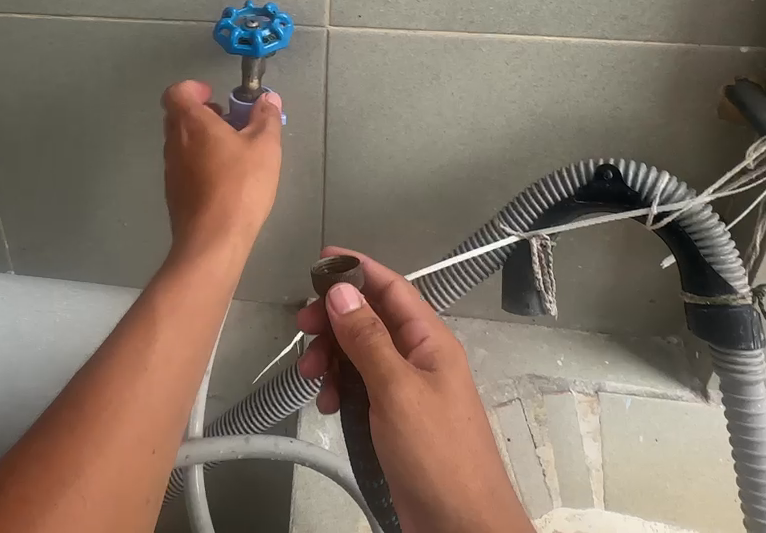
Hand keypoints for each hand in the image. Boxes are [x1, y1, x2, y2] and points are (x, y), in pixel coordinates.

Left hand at [159, 80, 281, 259]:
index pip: (176, 92)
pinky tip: (224, 180)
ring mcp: (170, 169)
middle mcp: (174, 142)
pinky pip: (183, 166)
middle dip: (201, 113)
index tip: (215, 96)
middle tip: (228, 123)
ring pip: (180, 142)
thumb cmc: (240, 186)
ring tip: (232, 152)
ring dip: (201, 139)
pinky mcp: (173, 192)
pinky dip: (199, 162)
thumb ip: (266, 118)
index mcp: (191, 123)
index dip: (194, 88)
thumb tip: (268, 99)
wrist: (213, 239)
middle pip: (177, 116)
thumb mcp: (265, 147)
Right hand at [297, 249, 534, 532]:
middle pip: (370, 318)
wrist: (463, 530)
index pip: (392, 288)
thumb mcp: (396, 390)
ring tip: (311, 375)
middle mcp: (419, 357)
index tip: (321, 260)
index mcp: (429, 341)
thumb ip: (367, 338)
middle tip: (302, 326)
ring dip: (332, 356)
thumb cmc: (436, 453)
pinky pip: (361, 386)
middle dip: (334, 318)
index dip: (358, 268)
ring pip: (361, 353)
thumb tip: (341, 288)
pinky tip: (329, 404)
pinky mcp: (395, 418)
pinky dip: (340, 388)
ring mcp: (408, 389)